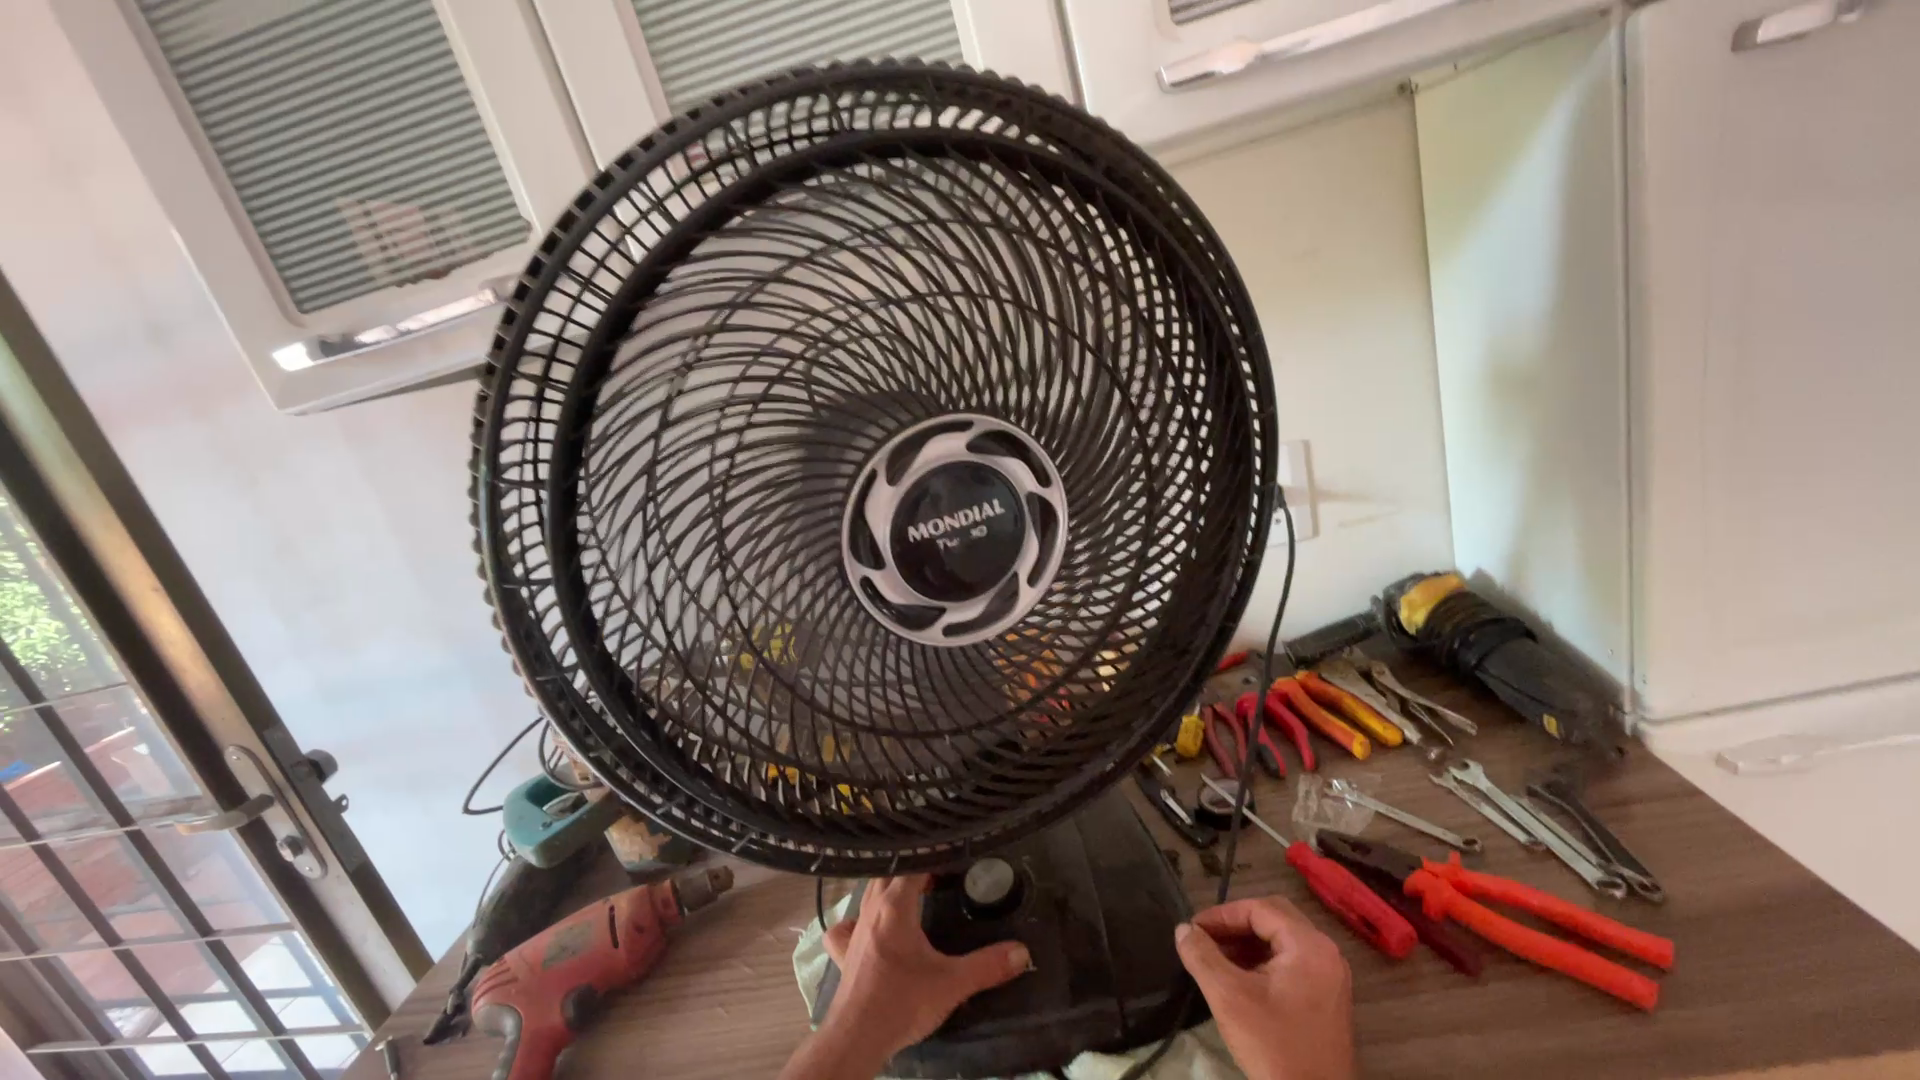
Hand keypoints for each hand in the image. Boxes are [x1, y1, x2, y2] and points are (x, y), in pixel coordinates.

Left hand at [780, 874, 1030, 1079]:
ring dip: (890, 886)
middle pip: (890, 872)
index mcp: (895, 906)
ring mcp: (854, 929)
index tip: (954, 856)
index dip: (933, 856)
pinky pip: (847, 922)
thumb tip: (1022, 951)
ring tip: (913, 891)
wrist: (857, 1037)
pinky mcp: (843, 951)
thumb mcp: (952, 983)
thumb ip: (988, 965)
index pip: (912, 863)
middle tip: (940, 874)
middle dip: (914, 868)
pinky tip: (867, 924)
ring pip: (870, 891)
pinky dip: (859, 916)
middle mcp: (871, 909)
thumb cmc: (902, 1003)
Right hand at [1175, 895, 1355, 1079]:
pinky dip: (1263, 961)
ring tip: (1216, 959)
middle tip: (1205, 939)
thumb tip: (1183, 929)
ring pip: (1283, 940)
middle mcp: (1326, 952)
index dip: (1222, 915)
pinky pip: (1292, 961)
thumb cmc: (1273, 1046)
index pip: (1259, 909)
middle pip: (1274, 918)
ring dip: (1248, 943)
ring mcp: (1331, 976)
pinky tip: (1240, 979)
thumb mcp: (1229, 997)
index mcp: (1309, 945)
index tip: (1193, 929)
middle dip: (1235, 924)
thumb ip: (1202, 956)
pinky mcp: (1328, 997)